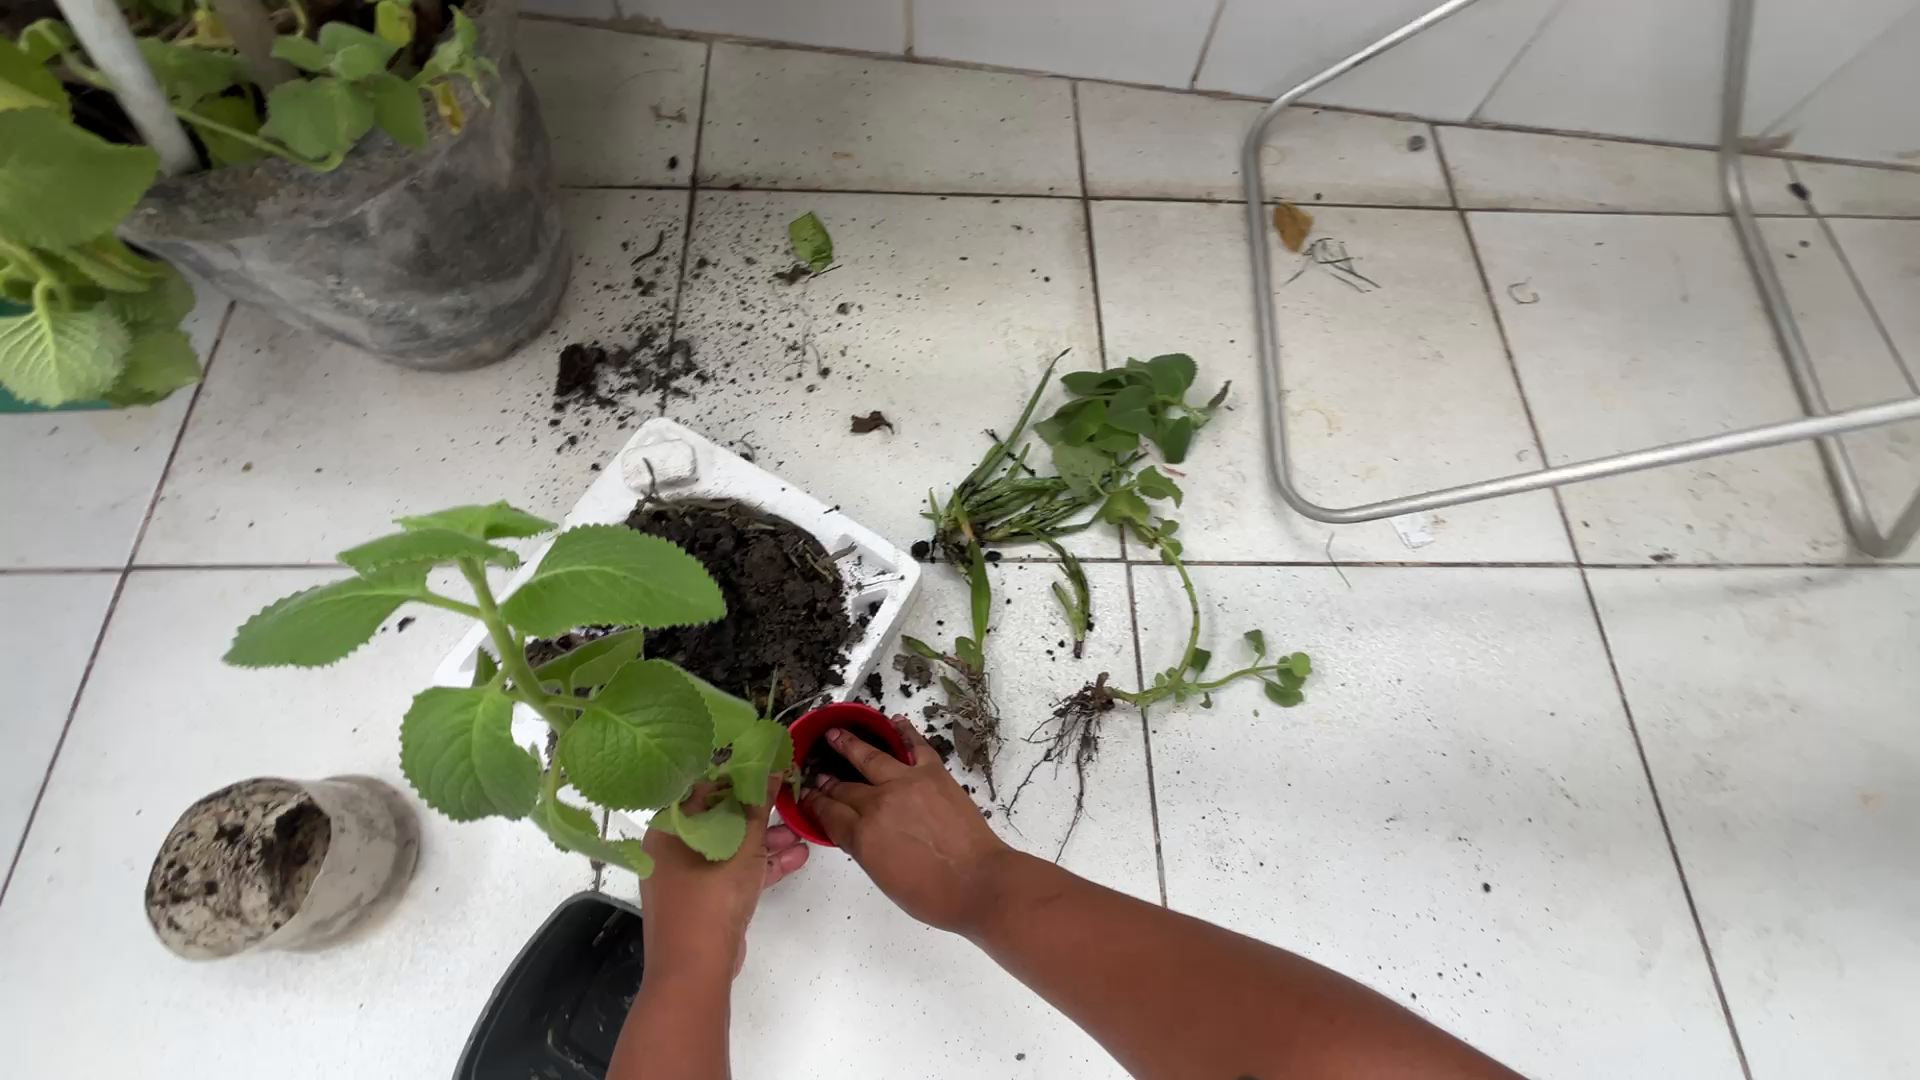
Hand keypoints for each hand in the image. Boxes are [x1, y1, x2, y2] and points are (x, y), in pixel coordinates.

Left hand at [640, 777, 809, 978]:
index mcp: (668, 831)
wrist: (695, 972)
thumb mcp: (744, 846)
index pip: (701, 790)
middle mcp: (671, 851)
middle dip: (758, 815)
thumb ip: (760, 806)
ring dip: (765, 843)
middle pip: (719, 820)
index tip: (765, 768)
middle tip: (787, 802)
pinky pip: (730, 874)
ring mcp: (685, 880)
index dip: (735, 778)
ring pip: (729, 849)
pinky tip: (795, 859)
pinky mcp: (702, 902)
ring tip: (801, 835)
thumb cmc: (711, 898)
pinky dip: (757, 867)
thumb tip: (772, 768)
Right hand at [801, 716, 1015, 935]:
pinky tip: (894, 721)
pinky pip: (915, 746)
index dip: (815, 805)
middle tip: (819, 775)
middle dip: (828, 783)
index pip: (829, 815)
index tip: (807, 796)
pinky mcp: (933, 772)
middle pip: (845, 789)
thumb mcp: (884, 878)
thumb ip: (866, 849)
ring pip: (870, 758)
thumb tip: (857, 830)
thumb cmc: (932, 894)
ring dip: (850, 745)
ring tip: (836, 734)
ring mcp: (906, 783)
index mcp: (863, 837)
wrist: (978, 881)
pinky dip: (904, 732)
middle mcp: (878, 804)